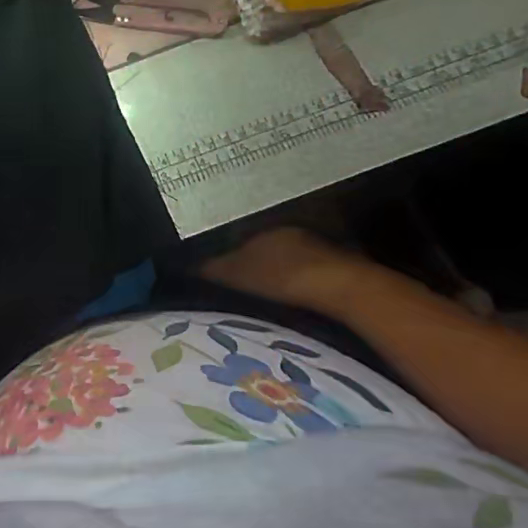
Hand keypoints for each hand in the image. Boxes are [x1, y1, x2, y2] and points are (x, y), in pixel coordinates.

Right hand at [199, 227, 432, 318]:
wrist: (342, 289)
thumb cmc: (282, 278)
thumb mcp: (237, 275)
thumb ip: (211, 269)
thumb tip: (185, 266)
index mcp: (264, 228)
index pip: (240, 237)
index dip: (228, 254)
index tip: (220, 271)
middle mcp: (290, 231)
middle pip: (266, 246)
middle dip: (255, 262)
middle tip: (243, 285)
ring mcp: (318, 246)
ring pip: (289, 258)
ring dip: (280, 273)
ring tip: (268, 295)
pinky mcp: (339, 266)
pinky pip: (309, 271)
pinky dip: (301, 282)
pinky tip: (297, 299)